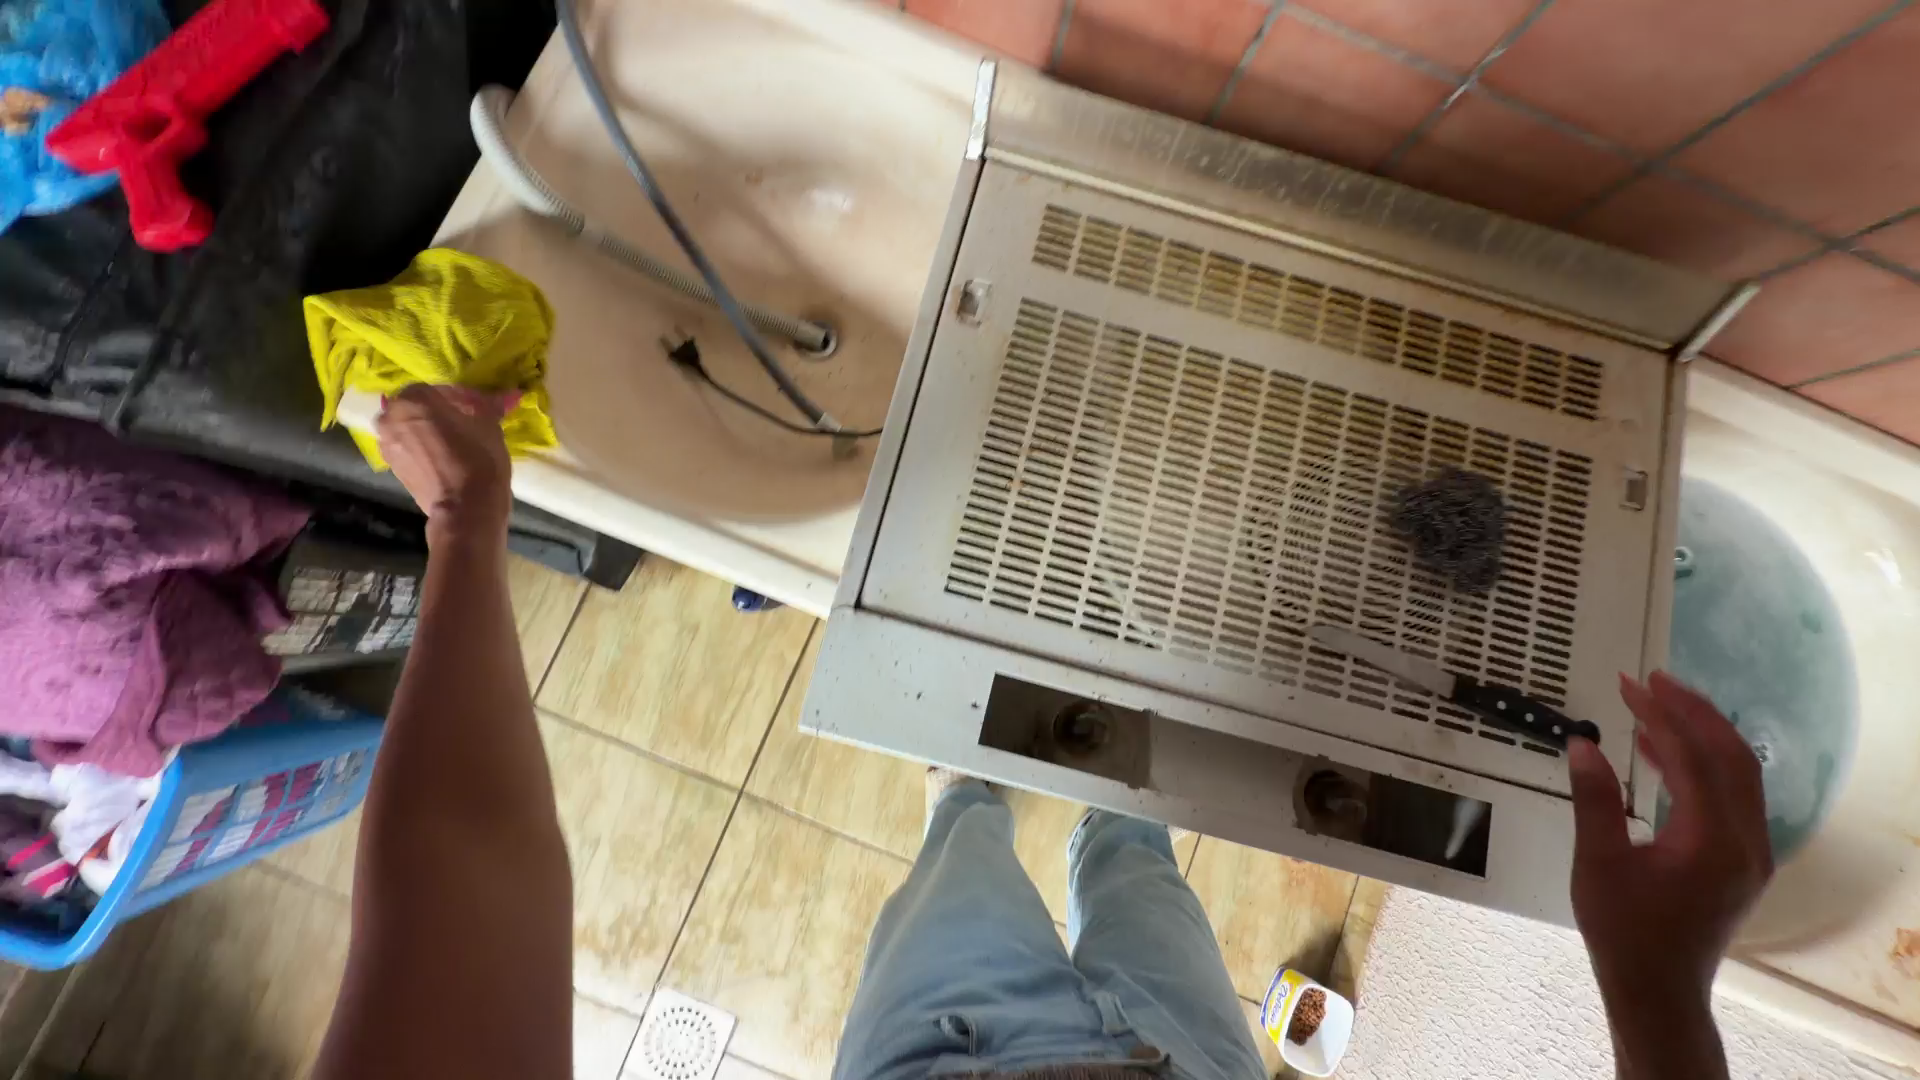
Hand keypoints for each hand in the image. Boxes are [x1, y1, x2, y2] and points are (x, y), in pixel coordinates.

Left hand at [375, 384, 513, 547]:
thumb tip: (507, 395)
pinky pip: (407, 447)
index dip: (460, 397)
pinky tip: (444, 458)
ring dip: (428, 429)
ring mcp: (386, 442)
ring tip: (453, 442)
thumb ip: (488, 406)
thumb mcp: (490, 426)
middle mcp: (391, 416)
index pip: (438, 389)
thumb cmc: (479, 459)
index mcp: (414, 399)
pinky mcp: (391, 465)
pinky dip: (422, 447)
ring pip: (409, 427)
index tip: (478, 409)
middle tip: (465, 423)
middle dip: (439, 412)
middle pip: (417, 406)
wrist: (465, 507)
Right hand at [1567, 671, 1770, 1013]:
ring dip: (1700, 733)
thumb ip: (1593, 800)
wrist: (1657, 984)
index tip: (1629, 684)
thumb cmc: (1622, 925)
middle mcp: (1746, 842)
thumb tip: (1582, 742)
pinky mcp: (1737, 856)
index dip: (1664, 716)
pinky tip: (1658, 749)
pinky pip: (1729, 793)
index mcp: (1714, 842)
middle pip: (1734, 760)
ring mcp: (1748, 850)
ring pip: (1738, 775)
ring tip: (1655, 702)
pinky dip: (1698, 761)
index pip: (1696, 761)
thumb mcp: (1597, 861)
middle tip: (1649, 680)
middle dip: (1693, 714)